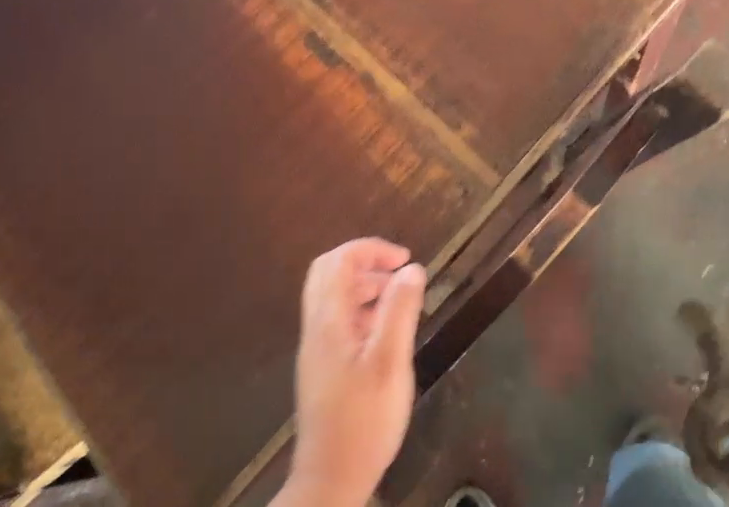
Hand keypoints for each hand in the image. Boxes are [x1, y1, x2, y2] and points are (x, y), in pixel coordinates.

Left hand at [277, 238, 427, 506]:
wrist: (331, 477)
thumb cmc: (364, 419)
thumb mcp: (391, 362)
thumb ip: (400, 312)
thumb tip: (411, 268)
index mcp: (328, 321)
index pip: (339, 261)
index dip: (371, 249)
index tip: (405, 259)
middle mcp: (316, 328)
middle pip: (328, 273)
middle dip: (364, 262)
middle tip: (398, 272)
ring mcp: (316, 349)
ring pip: (332, 297)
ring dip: (364, 286)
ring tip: (400, 300)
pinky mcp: (322, 368)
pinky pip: (337, 321)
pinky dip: (360, 310)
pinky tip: (385, 333)